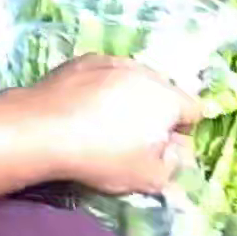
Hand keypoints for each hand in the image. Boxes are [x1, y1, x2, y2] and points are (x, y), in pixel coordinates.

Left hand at [24, 55, 201, 194]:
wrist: (44, 126)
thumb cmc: (103, 155)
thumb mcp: (151, 176)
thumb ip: (174, 161)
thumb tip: (176, 147)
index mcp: (164, 95)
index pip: (192, 109)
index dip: (183, 130)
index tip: (165, 147)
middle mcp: (139, 69)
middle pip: (161, 90)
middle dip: (156, 110)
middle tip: (137, 136)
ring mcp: (107, 59)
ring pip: (131, 78)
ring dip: (128, 95)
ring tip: (107, 121)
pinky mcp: (79, 59)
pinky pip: (103, 73)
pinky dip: (102, 86)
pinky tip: (86, 107)